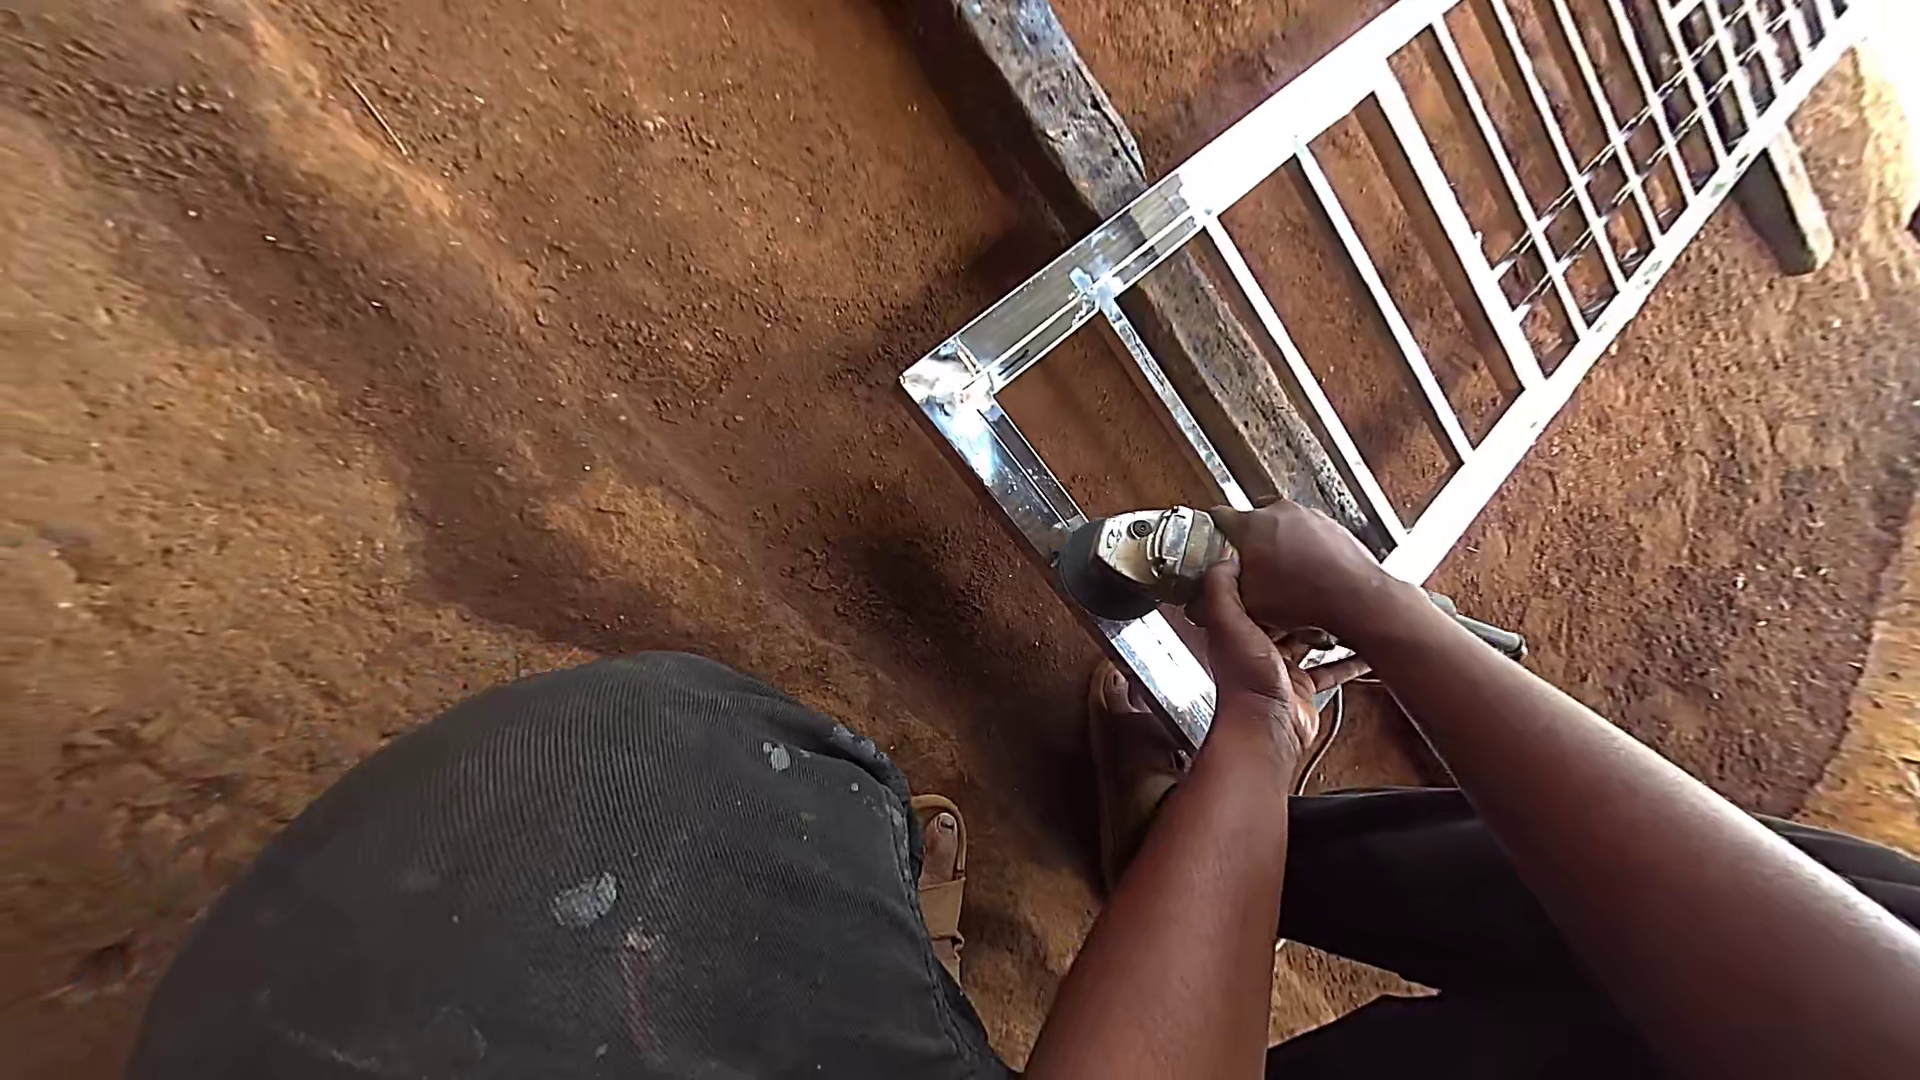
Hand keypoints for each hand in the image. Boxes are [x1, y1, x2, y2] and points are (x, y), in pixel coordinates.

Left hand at [1188, 560, 1368, 771]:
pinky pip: (1329, 670)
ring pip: (1307, 640)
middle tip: (1325, 583)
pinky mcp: (1303, 687)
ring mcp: (1280, 667)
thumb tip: (1224, 558)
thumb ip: (1222, 589)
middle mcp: (1255, 646)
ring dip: (1326, 627)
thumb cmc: (1246, 679)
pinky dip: (1348, 661)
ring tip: (1348, 609)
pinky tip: (1367, 652)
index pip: (1249, 596)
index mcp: (1234, 629)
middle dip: (1300, 601)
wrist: (1266, 726)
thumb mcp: (1228, 622)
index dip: (1265, 580)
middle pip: (1281, 616)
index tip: (1284, 562)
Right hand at [1207, 497, 1409, 643]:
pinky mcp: (1332, 527)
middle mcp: (1279, 512)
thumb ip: (1217, 595)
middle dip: (1248, 540)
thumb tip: (1199, 600)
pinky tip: (1306, 575)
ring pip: (1282, 525)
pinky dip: (1304, 549)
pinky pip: (1308, 534)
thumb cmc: (1304, 600)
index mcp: (1250, 525)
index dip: (1211, 530)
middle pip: (1251, 519)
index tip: (1212, 540)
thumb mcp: (1244, 604)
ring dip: (1278, 543)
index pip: (1217, 516)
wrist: (1358, 601)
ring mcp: (1309, 517)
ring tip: (1281, 574)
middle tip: (1249, 565)